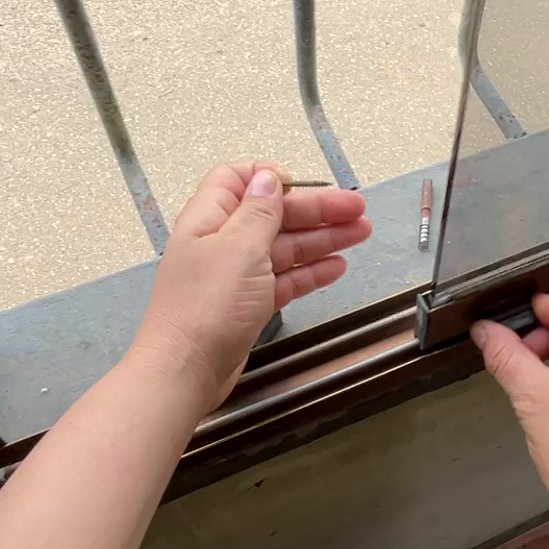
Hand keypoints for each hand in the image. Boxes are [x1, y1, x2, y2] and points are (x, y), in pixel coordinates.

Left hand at [129, 162, 371, 412]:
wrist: (186, 371)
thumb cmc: (209, 305)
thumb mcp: (238, 247)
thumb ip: (259, 210)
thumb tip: (269, 176)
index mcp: (210, 219)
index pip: (236, 180)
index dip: (269, 176)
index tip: (304, 184)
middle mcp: (222, 243)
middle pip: (274, 215)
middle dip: (316, 209)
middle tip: (358, 209)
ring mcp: (237, 276)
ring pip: (285, 248)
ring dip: (323, 238)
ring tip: (362, 233)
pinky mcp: (249, 306)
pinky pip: (285, 280)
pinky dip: (311, 272)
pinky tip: (338, 266)